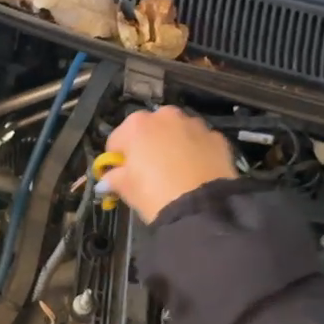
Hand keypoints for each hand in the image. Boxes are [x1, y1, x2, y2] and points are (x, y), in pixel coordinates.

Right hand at [103, 106, 237, 222]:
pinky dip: (197, 152)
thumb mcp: (127, 189)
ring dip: (173, 145)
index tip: (122, 174)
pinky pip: (200, 142)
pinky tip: (196, 172)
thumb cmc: (156, 194)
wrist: (202, 207)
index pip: (117, 139)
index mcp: (137, 124)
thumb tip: (107, 179)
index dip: (118, 158)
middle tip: (150, 173)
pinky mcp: (216, 137)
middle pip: (149, 130)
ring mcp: (193, 124)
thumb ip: (114, 178)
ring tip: (176, 173)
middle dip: (148, 146)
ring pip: (177, 132)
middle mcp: (166, 116)